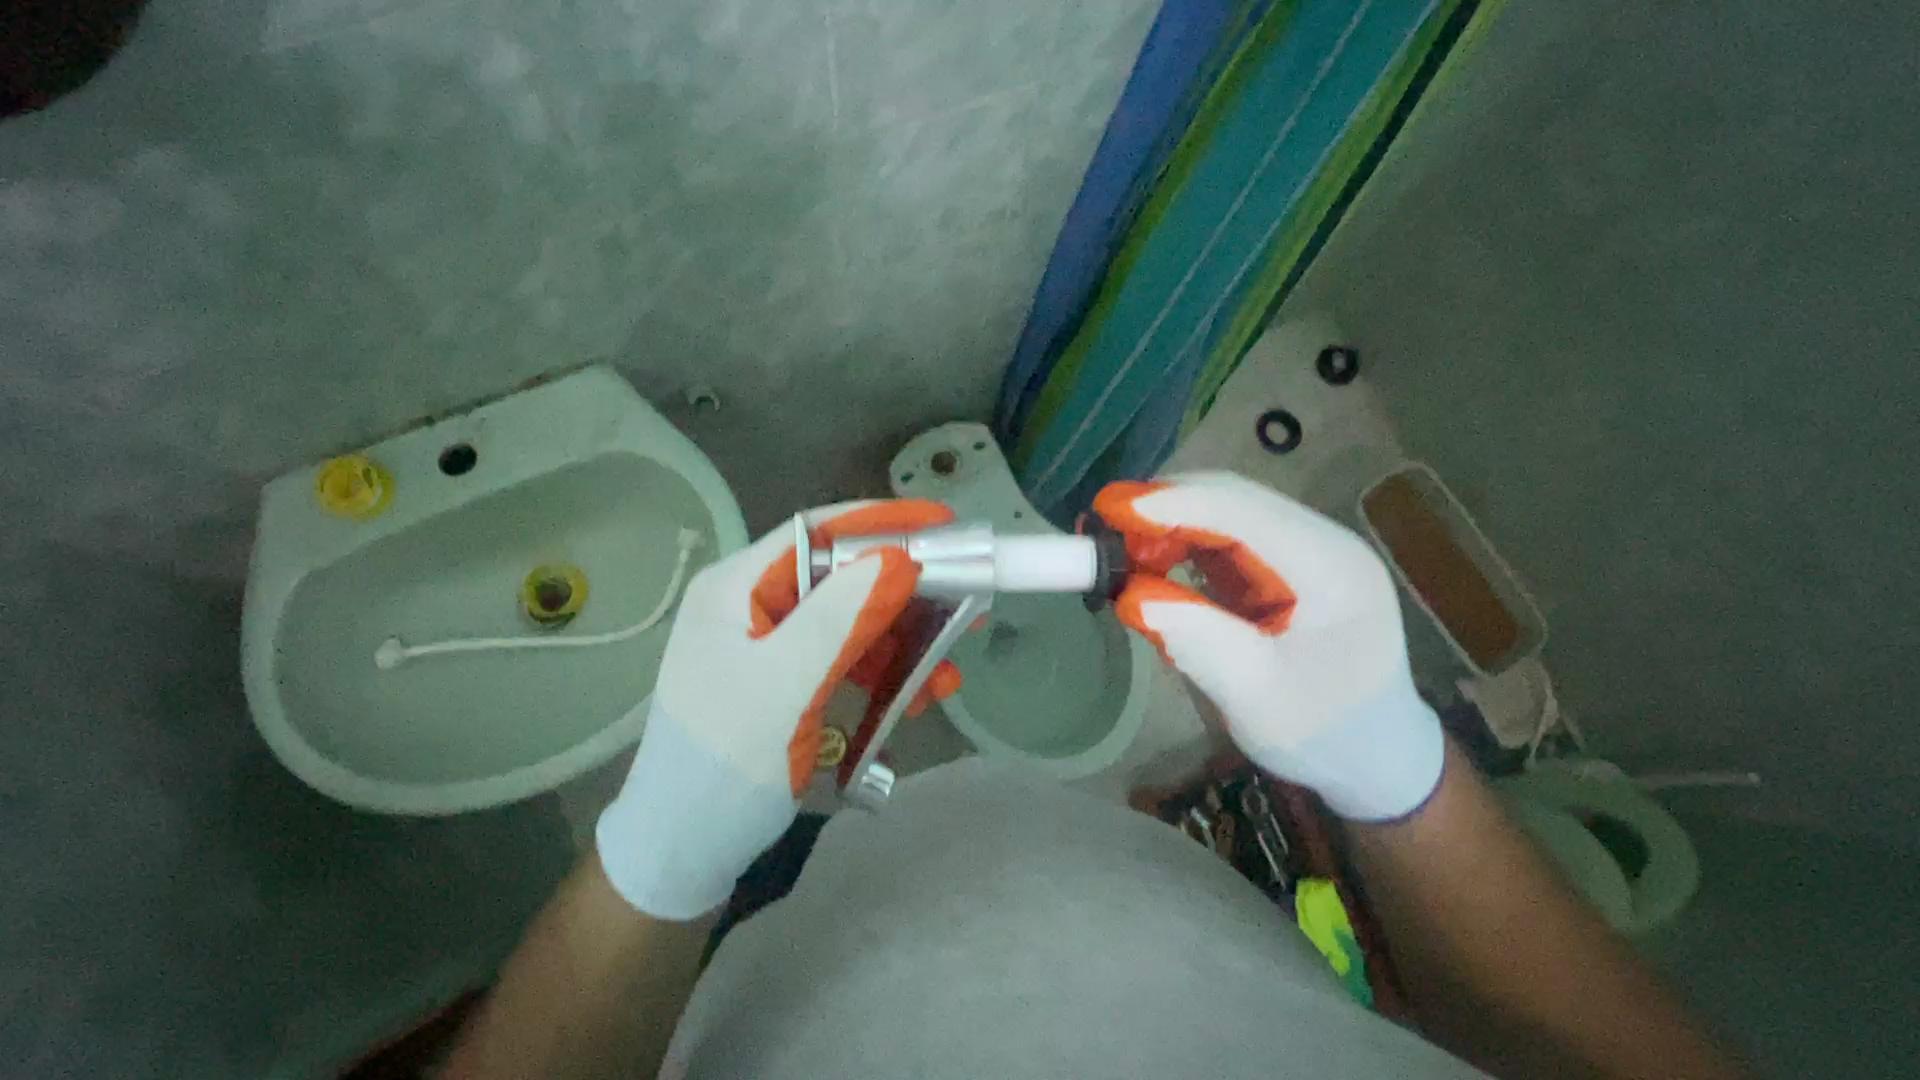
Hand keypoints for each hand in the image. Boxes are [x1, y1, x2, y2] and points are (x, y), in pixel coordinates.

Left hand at [596, 500, 955, 918]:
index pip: (817, 533)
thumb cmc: (724, 766)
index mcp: (736, 588)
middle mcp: (752, 605)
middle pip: (842, 578)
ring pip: (852, 622)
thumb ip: (840, 617)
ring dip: (903, 644)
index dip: (884, 523)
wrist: (682, 852)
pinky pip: (845, 661)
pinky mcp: (786, 683)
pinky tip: (918, 697)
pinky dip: (884, 674)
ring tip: (949, 676)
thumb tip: (899, 557)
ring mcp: (769, 646)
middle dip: (905, 596)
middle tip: (968, 607)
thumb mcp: (785, 687)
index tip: (947, 526)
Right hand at [1093, 471, 1441, 820]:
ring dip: (1167, 527)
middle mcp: (1322, 543)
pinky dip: (1182, 546)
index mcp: (1331, 569)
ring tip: (1118, 556)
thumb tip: (1128, 596)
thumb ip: (1197, 641)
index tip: (1105, 508)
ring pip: (1224, 513)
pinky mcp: (1287, 566)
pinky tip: (1153, 567)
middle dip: (1161, 510)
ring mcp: (1306, 551)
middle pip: (1232, 500)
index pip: (1242, 512)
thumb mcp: (1257, 698)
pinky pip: (1226, 538)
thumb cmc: (1324, 736)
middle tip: (1098, 534)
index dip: (1171, 504)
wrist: (1377, 760)